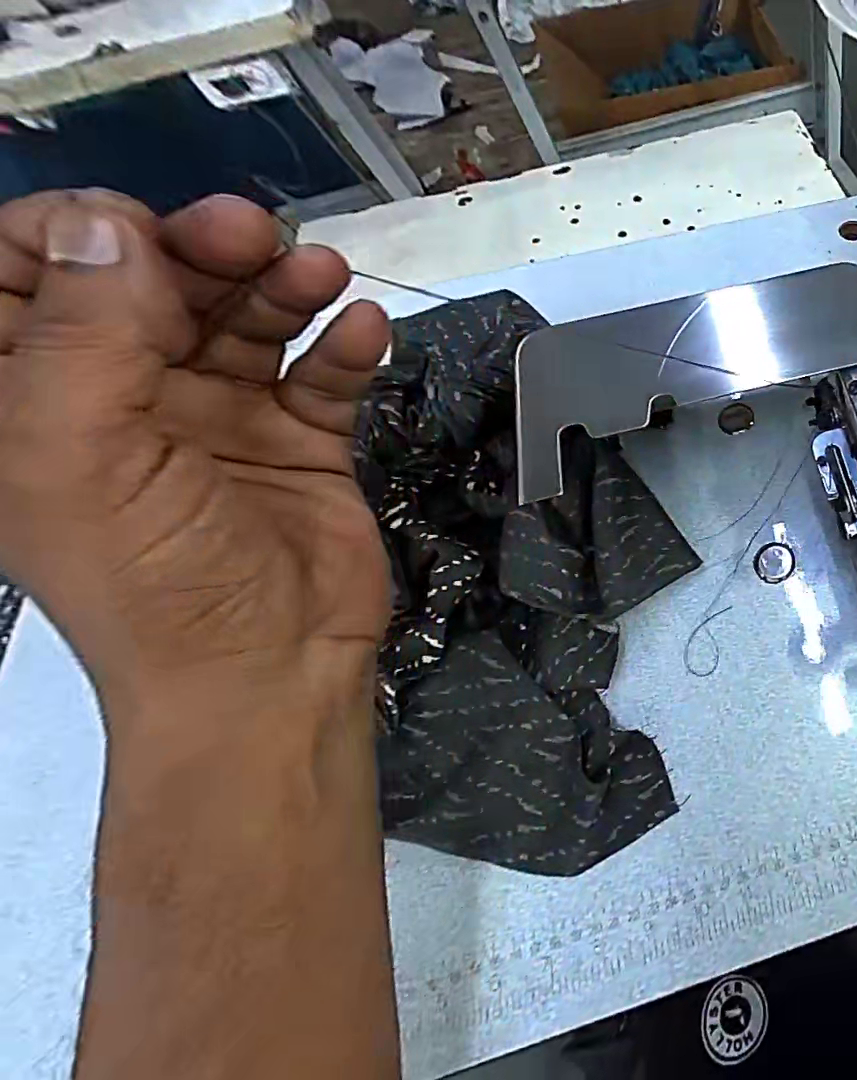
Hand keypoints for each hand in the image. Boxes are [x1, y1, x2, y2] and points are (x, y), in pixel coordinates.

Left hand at [0, 191, 390, 699]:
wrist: (272, 656)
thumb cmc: (152, 570)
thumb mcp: (81, 453)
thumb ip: (88, 339)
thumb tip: (115, 228)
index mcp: (29, 394)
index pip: (28, 278)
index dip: (75, 239)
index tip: (141, 231)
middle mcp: (124, 394)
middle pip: (156, 293)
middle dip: (199, 253)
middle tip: (254, 232)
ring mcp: (224, 418)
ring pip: (249, 329)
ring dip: (284, 293)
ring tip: (325, 270)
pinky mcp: (307, 444)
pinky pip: (324, 382)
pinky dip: (348, 353)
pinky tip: (368, 330)